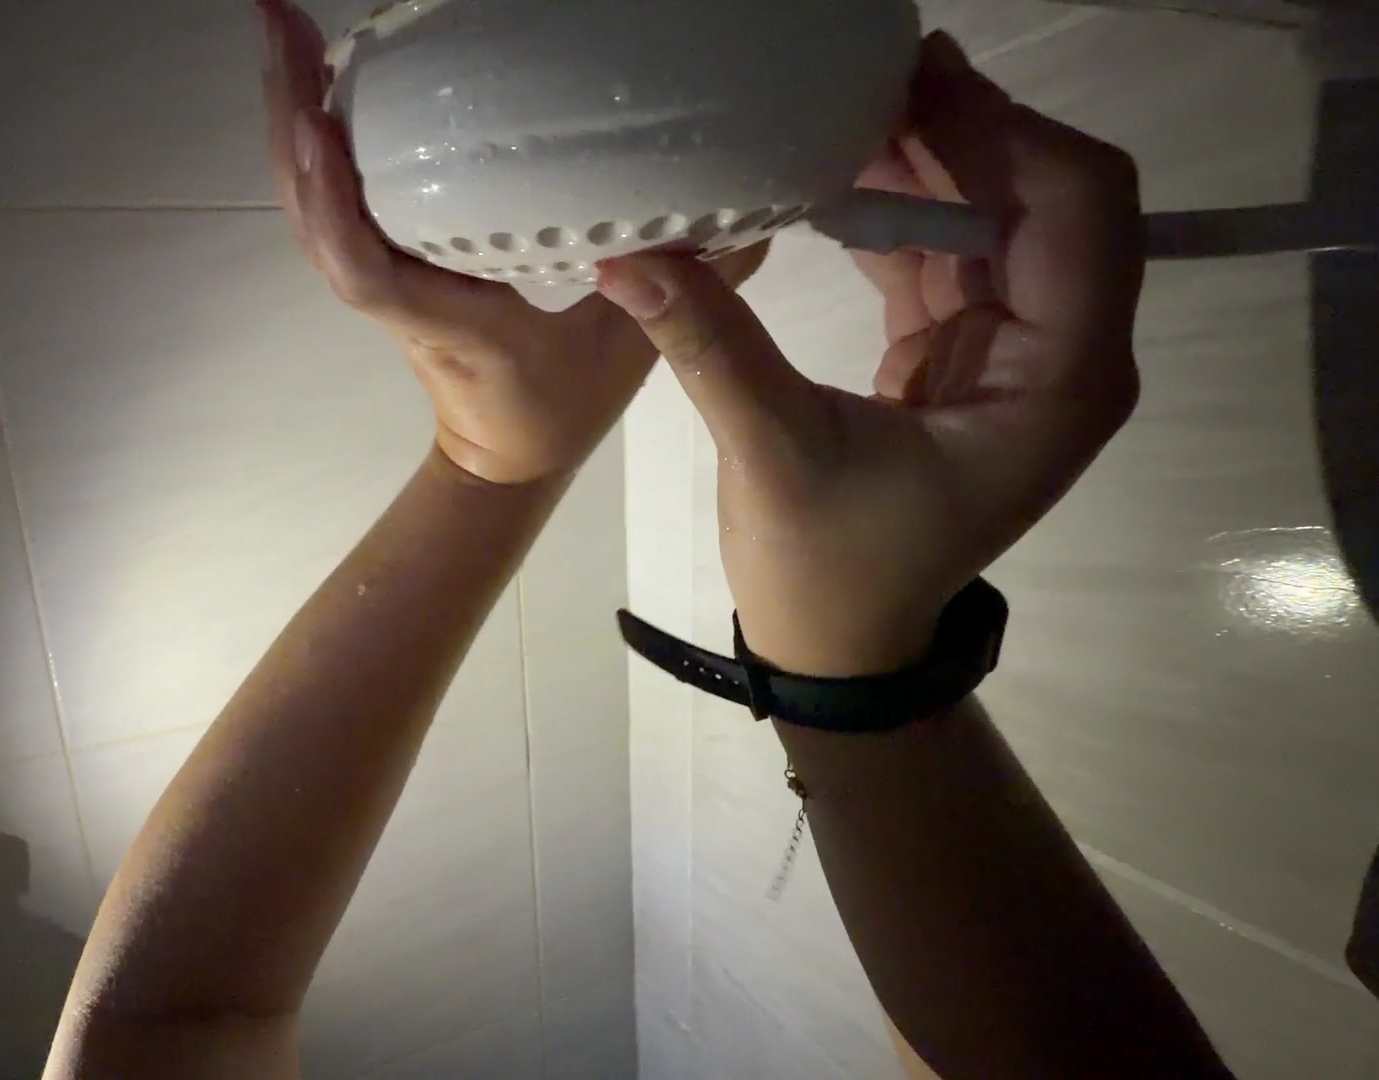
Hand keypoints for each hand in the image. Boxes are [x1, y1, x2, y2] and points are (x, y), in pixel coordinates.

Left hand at [257, 0, 767, 484]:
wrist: (501, 457)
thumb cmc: (556, 413)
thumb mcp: (622, 357)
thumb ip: (674, 292)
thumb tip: (739, 208)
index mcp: (447, 325)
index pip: (364, 270)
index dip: (331, 200)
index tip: (315, 115)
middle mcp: (401, 303)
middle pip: (316, 222)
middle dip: (290, 119)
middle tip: (282, 20)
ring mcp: (389, 288)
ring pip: (314, 214)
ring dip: (291, 124)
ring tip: (288, 32)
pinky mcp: (391, 273)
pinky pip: (337, 213)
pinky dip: (318, 151)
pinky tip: (323, 92)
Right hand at [594, 32, 1144, 675]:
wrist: (834, 640)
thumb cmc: (824, 567)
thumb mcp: (771, 452)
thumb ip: (710, 345)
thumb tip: (629, 260)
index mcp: (1055, 380)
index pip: (1072, 210)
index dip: (997, 131)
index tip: (911, 82)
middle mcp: (1057, 358)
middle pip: (1039, 205)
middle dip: (961, 136)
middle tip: (869, 81)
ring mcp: (1007, 362)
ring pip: (990, 230)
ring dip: (926, 173)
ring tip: (846, 119)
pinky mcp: (956, 369)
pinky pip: (943, 270)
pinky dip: (900, 224)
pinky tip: (844, 192)